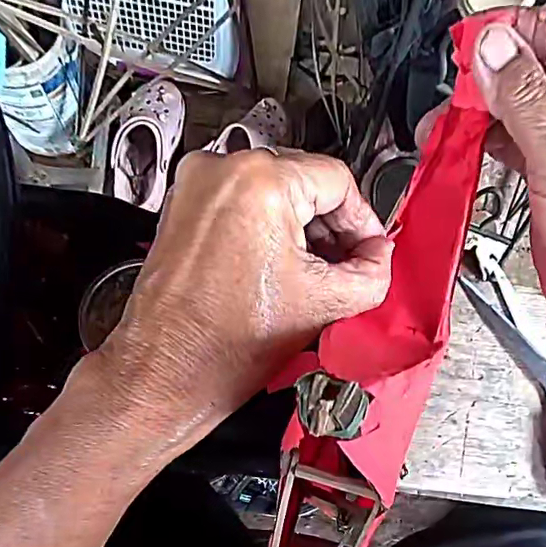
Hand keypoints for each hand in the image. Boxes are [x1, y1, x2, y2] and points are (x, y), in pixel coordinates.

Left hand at [81, 148, 392, 451]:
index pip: (338, 180)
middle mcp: (220, 171)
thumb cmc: (221, 347)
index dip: (364, 221)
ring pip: (271, 197)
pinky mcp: (182, 213)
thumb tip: (377, 258)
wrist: (168, 375)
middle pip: (303, 183)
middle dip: (332, 229)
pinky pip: (240, 210)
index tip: (369, 250)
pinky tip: (278, 276)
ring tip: (312, 278)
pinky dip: (266, 236)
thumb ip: (370, 275)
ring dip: (301, 234)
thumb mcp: (322, 306)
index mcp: (259, 181)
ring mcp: (195, 191)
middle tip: (347, 267)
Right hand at [428, 8, 545, 332]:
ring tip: (451, 119)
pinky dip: (489, 141)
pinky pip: (516, 143)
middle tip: (456, 86)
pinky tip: (470, 146)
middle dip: (492, 73)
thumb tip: (494, 52)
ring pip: (522, 106)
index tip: (472, 42)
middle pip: (537, 67)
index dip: (515, 30)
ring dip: (485, 110)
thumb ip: (527, 101)